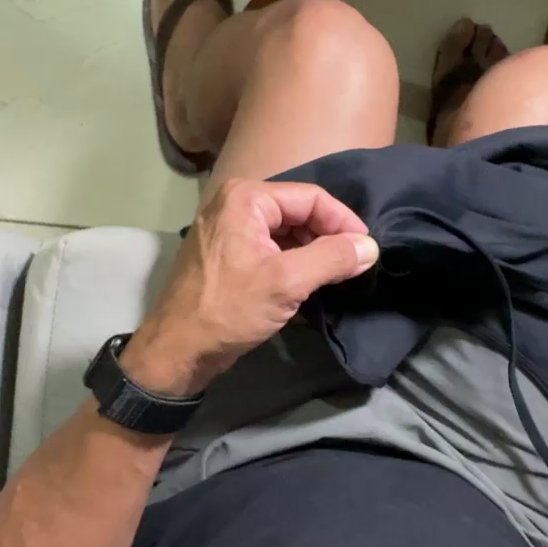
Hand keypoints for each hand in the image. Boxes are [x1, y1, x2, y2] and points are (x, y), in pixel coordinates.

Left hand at [122, 178, 378, 395]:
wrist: (177, 349)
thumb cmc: (228, 311)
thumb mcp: (286, 283)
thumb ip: (331, 259)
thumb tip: (370, 247)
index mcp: (246, 198)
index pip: (311, 197)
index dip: (344, 221)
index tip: (368, 248)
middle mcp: (233, 203)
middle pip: (297, 211)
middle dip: (328, 236)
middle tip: (354, 263)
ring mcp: (227, 228)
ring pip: (284, 231)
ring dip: (312, 251)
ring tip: (336, 275)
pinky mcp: (225, 254)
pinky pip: (269, 248)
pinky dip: (292, 261)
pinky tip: (308, 282)